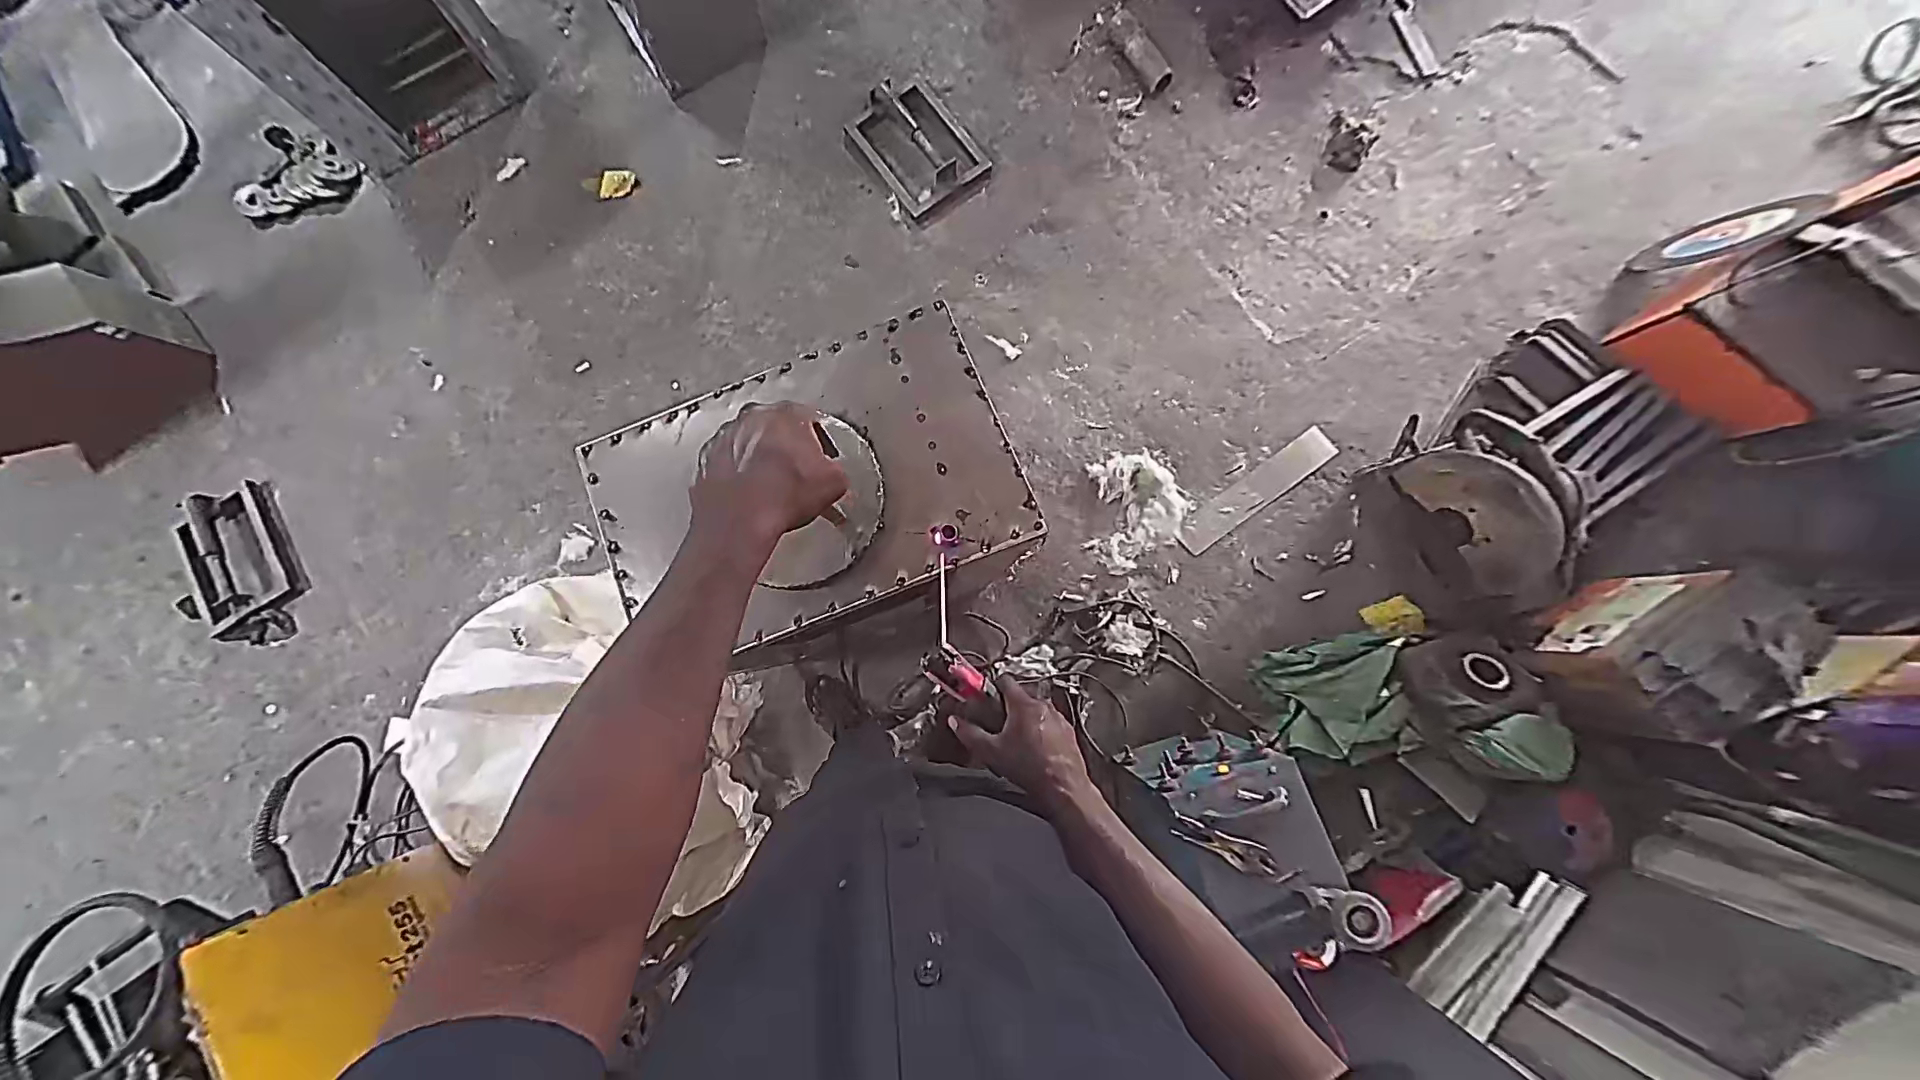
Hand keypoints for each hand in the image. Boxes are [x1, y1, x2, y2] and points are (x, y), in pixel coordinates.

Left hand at [692, 402, 849, 548]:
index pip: (811, 420)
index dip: (821, 442)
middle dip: (789, 448)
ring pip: (752, 444)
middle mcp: (753, 419)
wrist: (740, 520)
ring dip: (763, 461)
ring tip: (776, 489)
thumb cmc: (784, 496)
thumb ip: (837, 472)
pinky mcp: (707, 462)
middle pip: (777, 429)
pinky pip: (730, 465)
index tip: (824, 459)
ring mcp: (726, 438)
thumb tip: (835, 478)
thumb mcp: (833, 484)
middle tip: (799, 473)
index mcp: (786, 414)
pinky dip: (741, 476)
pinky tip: (753, 497)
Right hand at [948, 676, 1096, 815]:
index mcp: (1023, 705)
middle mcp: (1043, 707)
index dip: (992, 686)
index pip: (1005, 681)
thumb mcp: (992, 752)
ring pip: (1036, 710)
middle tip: (998, 723)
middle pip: (1020, 697)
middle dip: (1008, 707)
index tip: (985, 694)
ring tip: (1016, 740)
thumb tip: (957, 723)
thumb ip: (971, 734)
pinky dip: (1041, 730)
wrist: (1064, 788)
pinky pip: (1050, 723)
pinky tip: (1034, 749)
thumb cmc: (1032, 770)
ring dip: (1025, 719)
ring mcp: (1058, 719)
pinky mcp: (1068, 732)